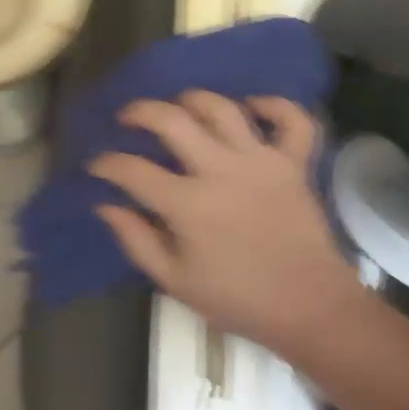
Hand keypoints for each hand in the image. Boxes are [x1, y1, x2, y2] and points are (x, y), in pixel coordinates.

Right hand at [90, 91, 360, 349]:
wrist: (311, 309)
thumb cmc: (239, 299)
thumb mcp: (176, 282)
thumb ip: (137, 240)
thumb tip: (106, 205)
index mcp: (188, 205)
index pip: (134, 170)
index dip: (107, 164)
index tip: (97, 165)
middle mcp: (221, 170)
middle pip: (172, 120)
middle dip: (140, 111)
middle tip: (128, 118)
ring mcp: (261, 161)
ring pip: (223, 109)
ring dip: (194, 100)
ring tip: (180, 106)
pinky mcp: (295, 164)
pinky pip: (292, 121)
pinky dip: (275, 106)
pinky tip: (252, 106)